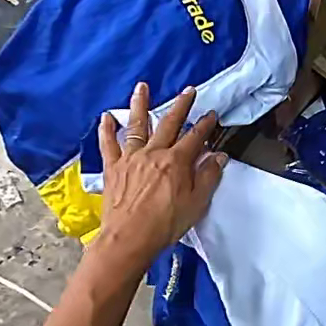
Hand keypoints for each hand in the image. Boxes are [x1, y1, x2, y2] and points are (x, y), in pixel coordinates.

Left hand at [90, 81, 226, 274]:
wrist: (129, 238)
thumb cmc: (166, 223)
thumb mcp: (198, 201)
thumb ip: (209, 176)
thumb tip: (218, 157)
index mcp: (177, 162)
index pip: (196, 137)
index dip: (206, 125)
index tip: (212, 115)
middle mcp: (153, 154)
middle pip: (170, 124)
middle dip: (181, 106)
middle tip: (189, 92)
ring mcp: (131, 159)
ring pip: (137, 126)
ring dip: (141, 105)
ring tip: (142, 88)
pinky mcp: (113, 168)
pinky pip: (108, 144)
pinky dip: (107, 129)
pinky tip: (107, 117)